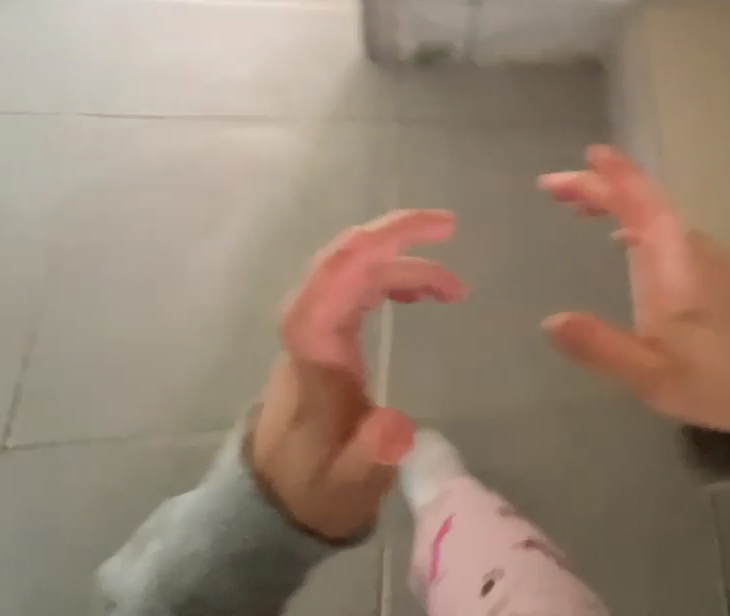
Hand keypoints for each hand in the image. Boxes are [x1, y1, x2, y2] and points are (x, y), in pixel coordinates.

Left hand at [247, 210, 466, 538]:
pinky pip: (355, 286)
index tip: (438, 231)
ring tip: (456, 288)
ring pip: (354, 269)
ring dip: (404, 263)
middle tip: (450, 225)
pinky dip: (391, 278)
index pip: (338, 276)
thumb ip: (372, 455)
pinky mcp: (324, 333)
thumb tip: (399, 427)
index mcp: (315, 352)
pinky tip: (419, 294)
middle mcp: (310, 327)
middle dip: (396, 232)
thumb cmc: (315, 489)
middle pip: (345, 257)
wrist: (274, 504)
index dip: (384, 242)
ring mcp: (315, 327)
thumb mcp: (348, 485)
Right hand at [537, 147, 729, 441]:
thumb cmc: (718, 381)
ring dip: (615, 200)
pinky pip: (665, 228)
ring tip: (575, 204)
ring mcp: (704, 256)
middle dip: (600, 186)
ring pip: (655, 212)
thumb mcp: (653, 377)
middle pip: (644, 200)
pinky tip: (620, 237)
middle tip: (552, 186)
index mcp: (675, 264)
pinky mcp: (711, 269)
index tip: (587, 156)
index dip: (616, 176)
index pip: (643, 203)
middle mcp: (690, 247)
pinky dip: (634, 220)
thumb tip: (551, 321)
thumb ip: (602, 348)